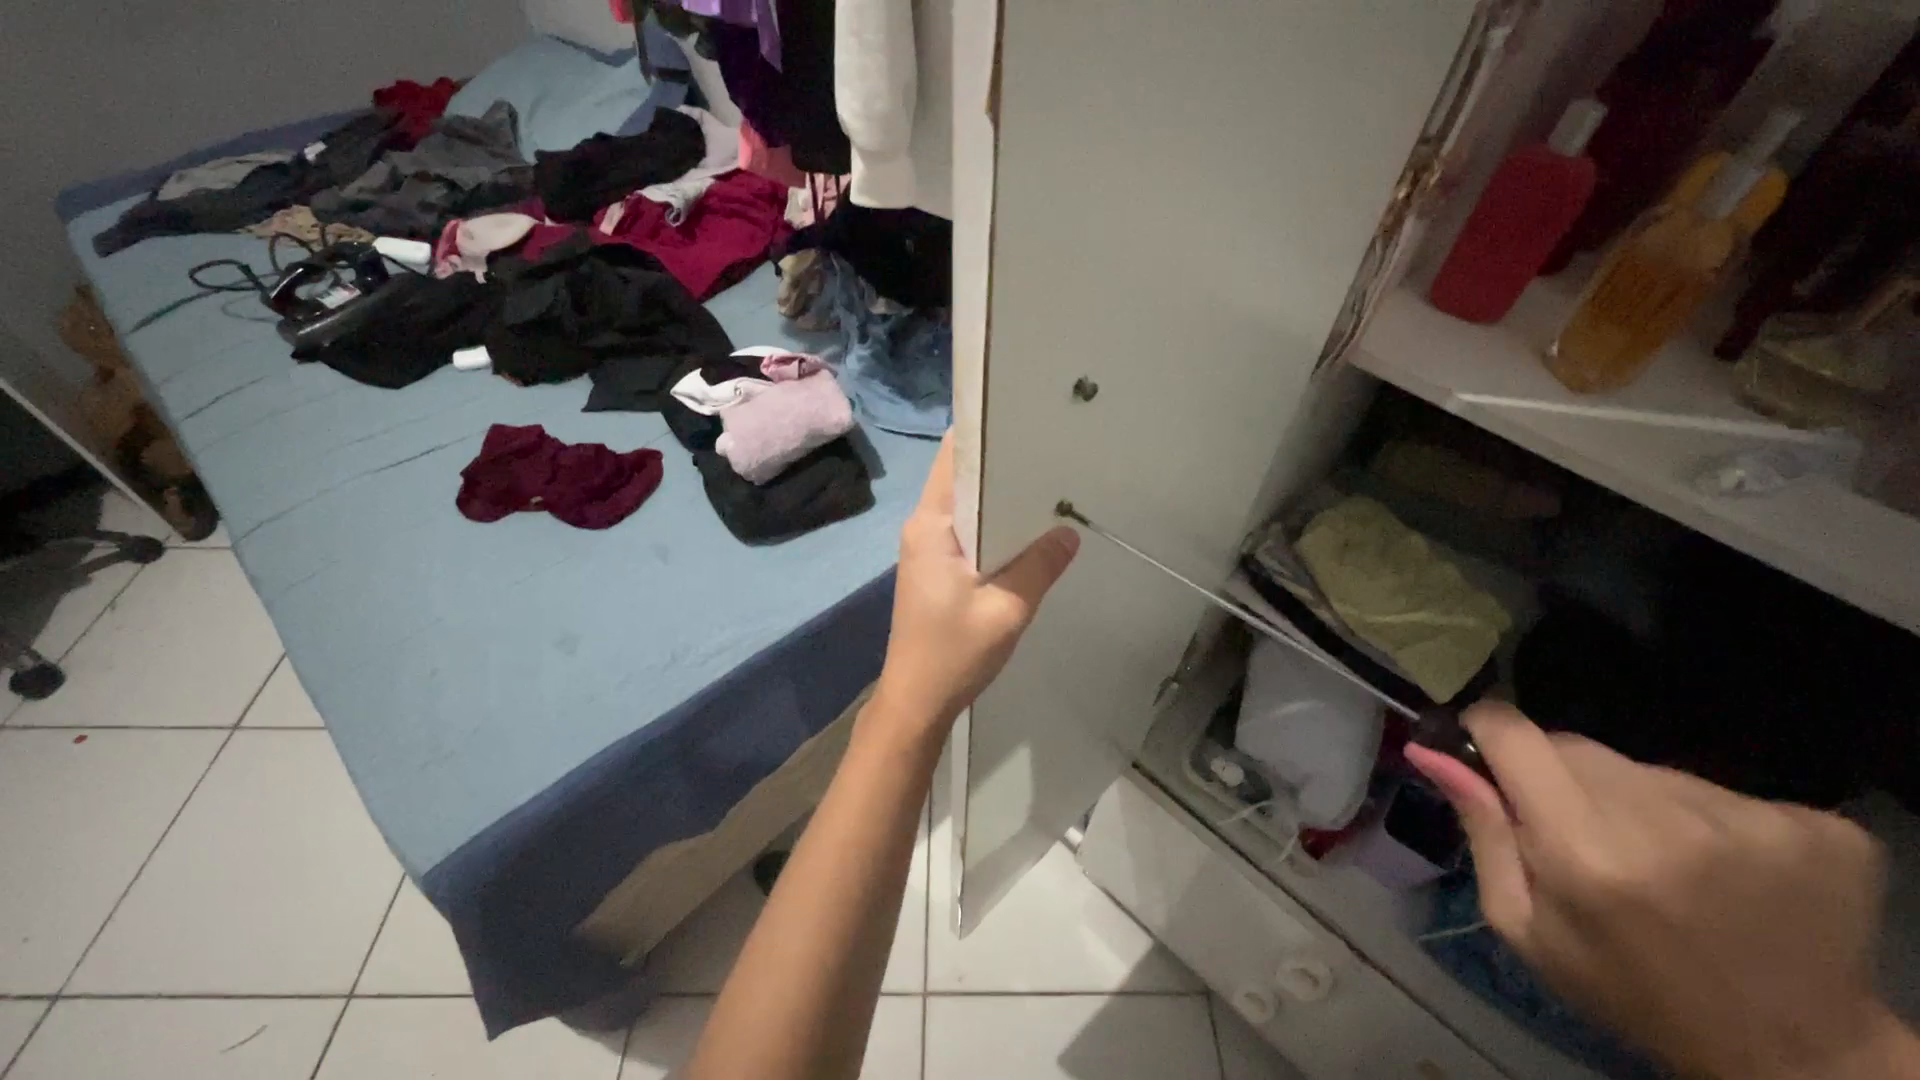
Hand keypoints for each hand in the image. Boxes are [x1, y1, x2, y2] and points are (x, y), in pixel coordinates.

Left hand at [874, 435, 1078, 730]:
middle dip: (1002, 462)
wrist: (916, 701)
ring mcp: (927, 549)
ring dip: (999, 495)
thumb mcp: (1006, 610)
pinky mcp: (935, 569)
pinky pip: (967, 531)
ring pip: (966, 505)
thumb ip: (1039, 566)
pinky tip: (1025, 528)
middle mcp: (923, 527)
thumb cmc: (953, 653)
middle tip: (1050, 448)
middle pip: (962, 477)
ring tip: (1046, 481)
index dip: (987, 431)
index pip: (955, 457)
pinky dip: (993, 523)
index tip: (1025, 416)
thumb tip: (1068, 532)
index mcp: (931, 525)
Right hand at [1407, 702, 1913, 1079]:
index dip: (1487, 728)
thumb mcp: (1524, 925)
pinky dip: (1703, 817)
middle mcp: (1665, 820)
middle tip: (1577, 834)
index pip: (1515, 735)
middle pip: (1576, 747)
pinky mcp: (1818, 826)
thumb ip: (1481, 830)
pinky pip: (1718, 789)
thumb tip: (1431, 749)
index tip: (1482, 745)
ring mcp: (1751, 819)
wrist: (1791, 1051)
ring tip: (1655, 858)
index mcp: (1584, 851)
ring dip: (1631, 797)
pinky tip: (1720, 868)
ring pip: (1645, 767)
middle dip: (1558, 775)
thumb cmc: (1626, 989)